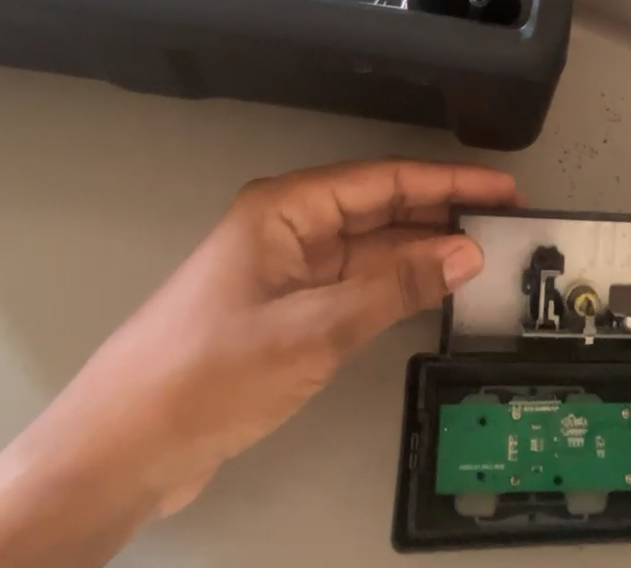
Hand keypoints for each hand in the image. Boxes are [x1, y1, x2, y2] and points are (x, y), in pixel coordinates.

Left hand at [25, 159, 517, 517]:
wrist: (122, 451)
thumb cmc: (211, 374)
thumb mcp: (314, 329)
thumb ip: (395, 287)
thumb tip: (468, 252)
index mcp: (289, 208)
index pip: (385, 180)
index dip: (449, 181)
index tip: (504, 190)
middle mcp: (293, 227)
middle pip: (382, 208)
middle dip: (444, 212)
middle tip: (508, 222)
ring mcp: (291, 270)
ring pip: (373, 247)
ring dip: (425, 250)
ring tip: (487, 254)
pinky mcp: (291, 310)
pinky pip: (359, 283)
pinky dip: (399, 284)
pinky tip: (437, 290)